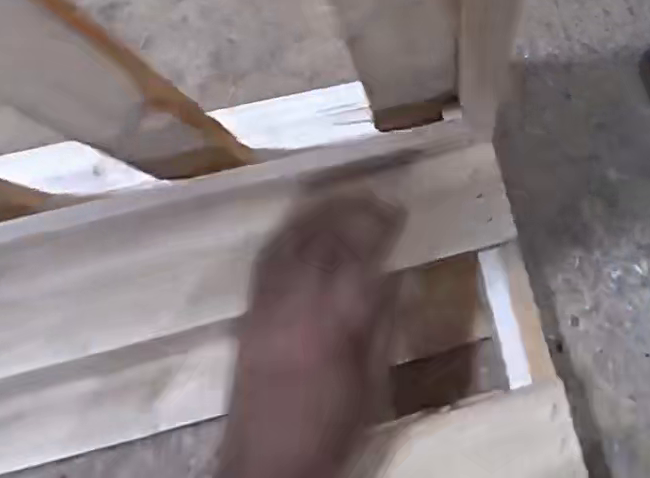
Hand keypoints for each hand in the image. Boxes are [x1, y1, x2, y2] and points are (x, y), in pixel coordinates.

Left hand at [218, 195, 403, 477]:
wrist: (266, 474)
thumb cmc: (332, 430)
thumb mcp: (373, 381)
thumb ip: (385, 323)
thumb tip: (402, 276)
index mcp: (339, 320)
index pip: (367, 254)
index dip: (386, 226)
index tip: (401, 211)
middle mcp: (301, 303)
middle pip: (329, 237)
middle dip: (357, 210)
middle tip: (379, 200)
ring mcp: (269, 306)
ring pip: (295, 240)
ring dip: (321, 213)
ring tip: (344, 199)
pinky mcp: (248, 316)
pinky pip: (265, 261)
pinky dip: (286, 235)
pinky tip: (301, 225)